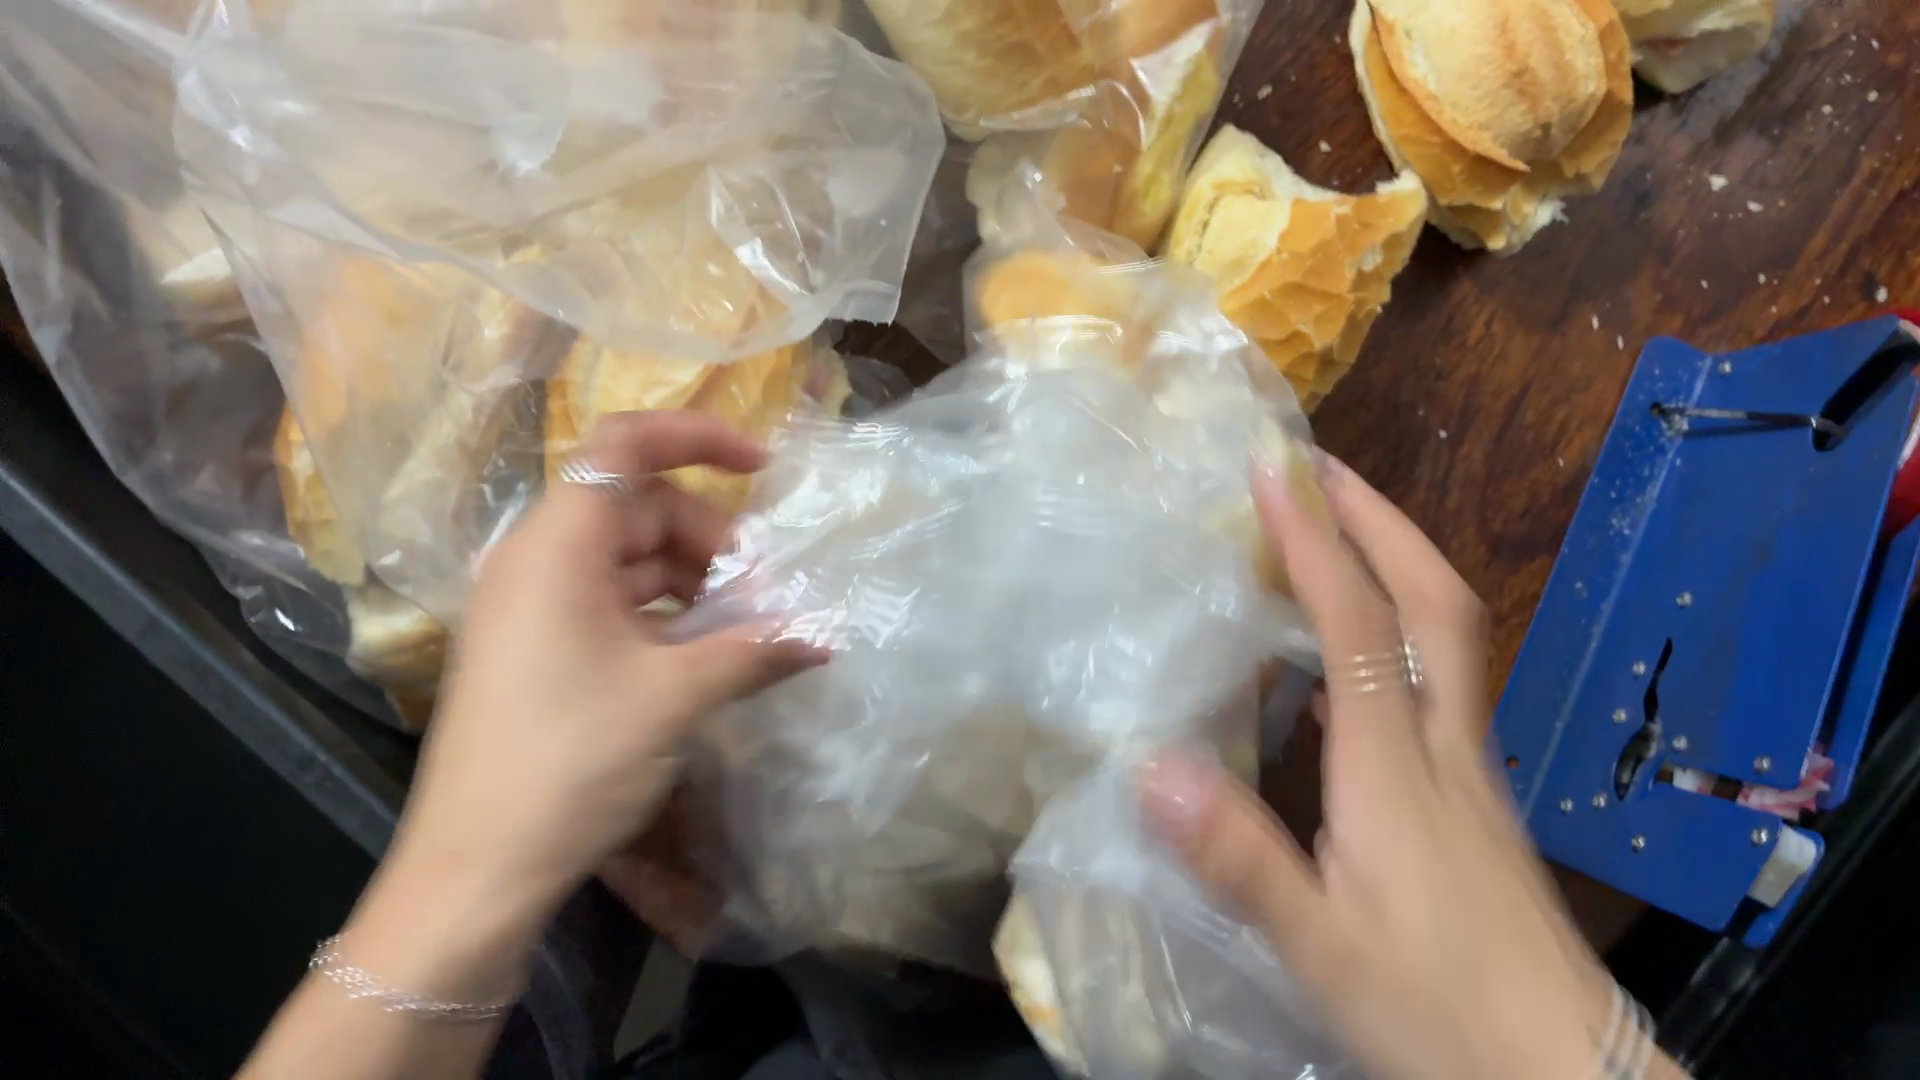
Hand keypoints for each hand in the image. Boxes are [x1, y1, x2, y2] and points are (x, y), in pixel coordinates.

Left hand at [393, 411, 825, 921]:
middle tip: (769, 594)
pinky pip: (620, 603)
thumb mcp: (676, 697)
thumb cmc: (571, 762)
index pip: (623, 445)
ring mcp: (539, 607)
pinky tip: (712, 652)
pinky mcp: (545, 647)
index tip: (763, 467)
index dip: (696, 437)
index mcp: (557, 548)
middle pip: (642, 509)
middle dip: (715, 539)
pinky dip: (671, 614)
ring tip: (750, 628)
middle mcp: (541, 561)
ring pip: (635, 559)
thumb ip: (756, 651)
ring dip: (699, 582)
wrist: (475, 873)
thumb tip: (823, 637)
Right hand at [1140, 454, 1671, 1079]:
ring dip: (1390, 562)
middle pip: (1434, 602)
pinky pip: (1430, 678)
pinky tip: (1340, 653)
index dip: (1316, 539)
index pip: (1359, 622)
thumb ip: (1238, 858)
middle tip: (1319, 465)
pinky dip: (1389, 628)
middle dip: (1378, 520)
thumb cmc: (1438, 1008)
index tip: (1273, 470)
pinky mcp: (1466, 796)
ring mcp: (1463, 768)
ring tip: (1329, 529)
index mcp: (1393, 764)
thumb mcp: (1322, 946)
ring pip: (1444, 634)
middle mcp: (1439, 744)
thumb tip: (1147, 767)